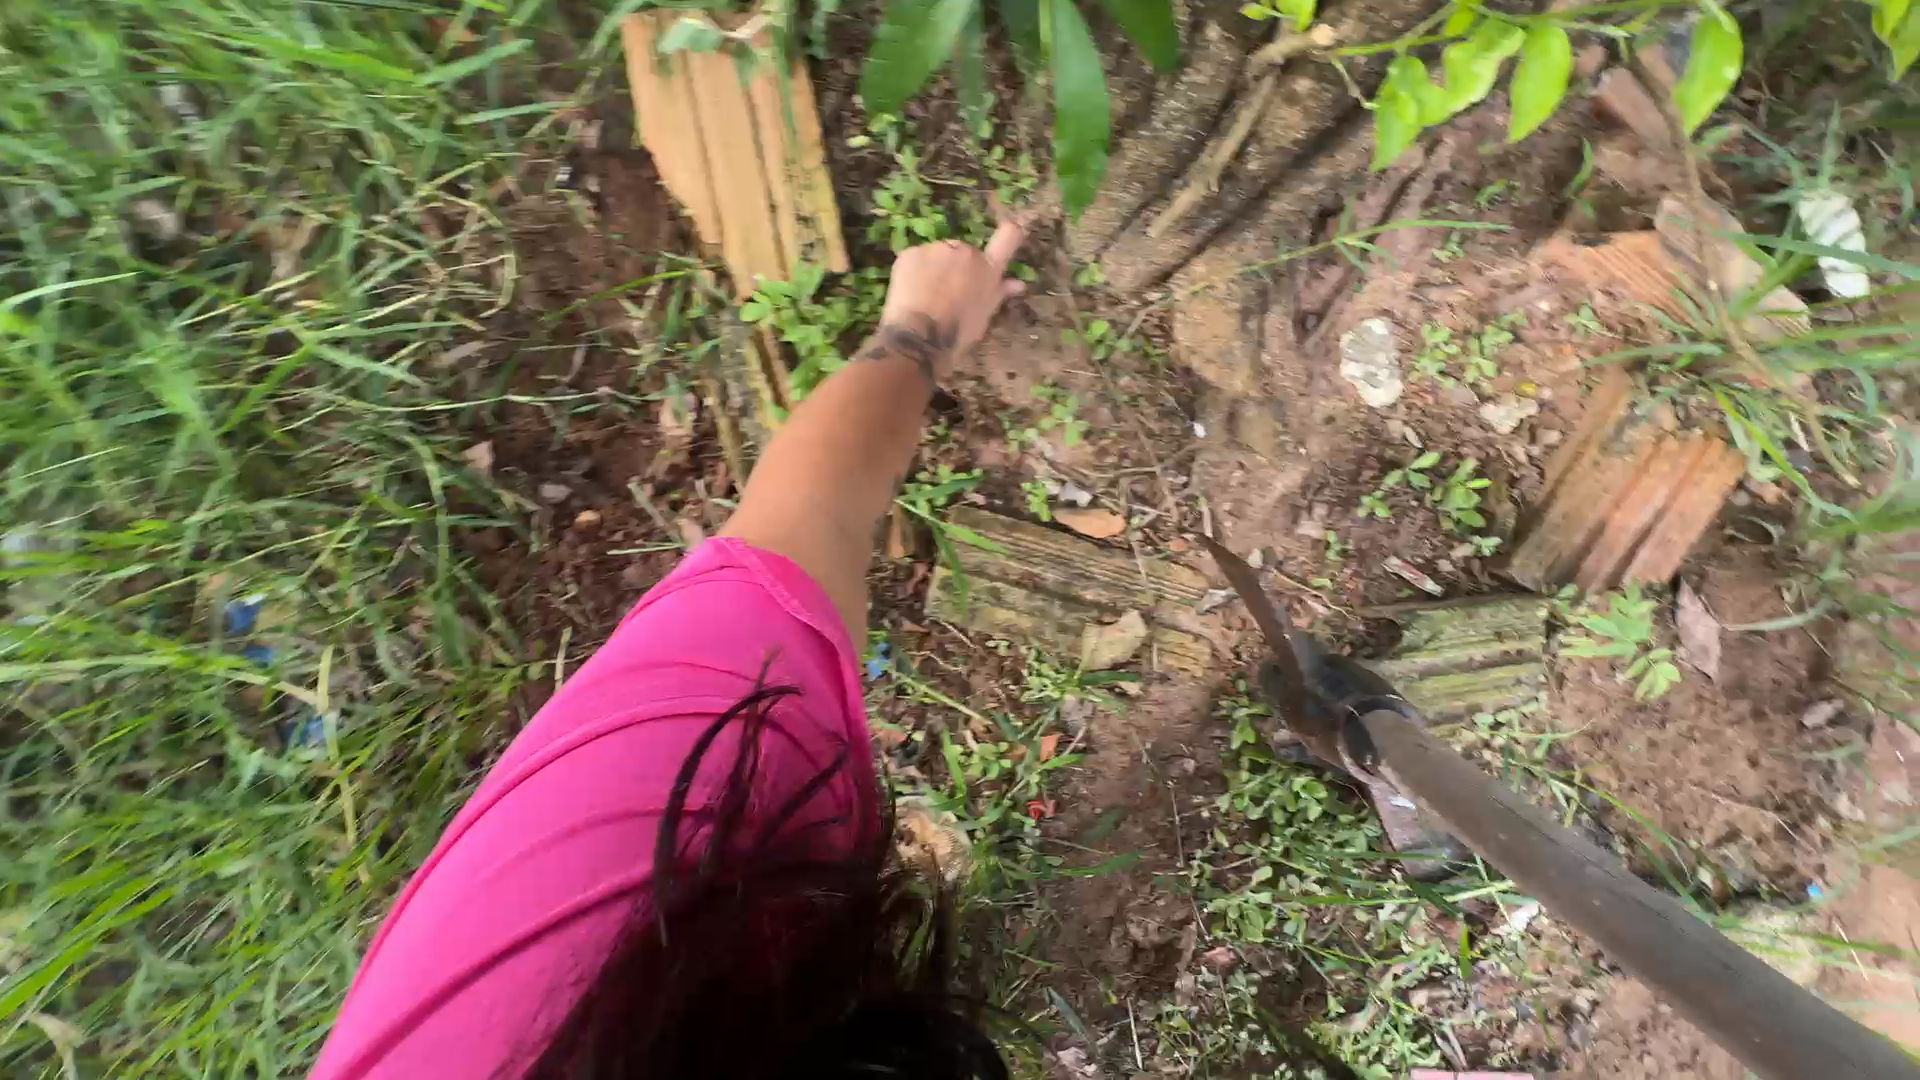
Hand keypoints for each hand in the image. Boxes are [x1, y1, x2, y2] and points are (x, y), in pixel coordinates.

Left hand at [875, 222, 1025, 382]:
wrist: (920, 337)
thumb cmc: (957, 334)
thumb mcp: (983, 317)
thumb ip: (999, 294)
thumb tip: (1017, 284)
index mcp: (988, 269)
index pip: (1008, 237)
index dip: (1010, 233)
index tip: (1009, 231)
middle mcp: (966, 252)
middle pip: (963, 252)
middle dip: (956, 266)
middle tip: (946, 293)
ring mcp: (938, 249)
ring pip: (937, 255)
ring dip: (933, 269)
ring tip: (925, 297)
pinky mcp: (912, 252)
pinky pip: (914, 259)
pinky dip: (912, 273)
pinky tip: (910, 293)